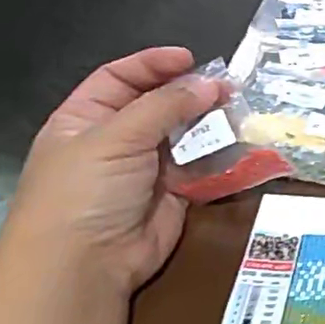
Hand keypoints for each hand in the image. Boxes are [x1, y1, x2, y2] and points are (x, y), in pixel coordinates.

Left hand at [0, 47, 223, 298]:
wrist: (86, 264)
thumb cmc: (84, 190)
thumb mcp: (115, 137)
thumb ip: (165, 106)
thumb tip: (210, 83)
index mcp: (86, 119)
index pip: (120, 78)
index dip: (152, 65)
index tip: (190, 58)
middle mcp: (118, 139)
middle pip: (159, 104)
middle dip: (191, 93)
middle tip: (227, 87)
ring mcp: (149, 167)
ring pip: (186, 134)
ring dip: (210, 122)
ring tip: (238, 110)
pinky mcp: (177, 192)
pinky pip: (203, 166)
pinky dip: (221, 154)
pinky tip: (240, 142)